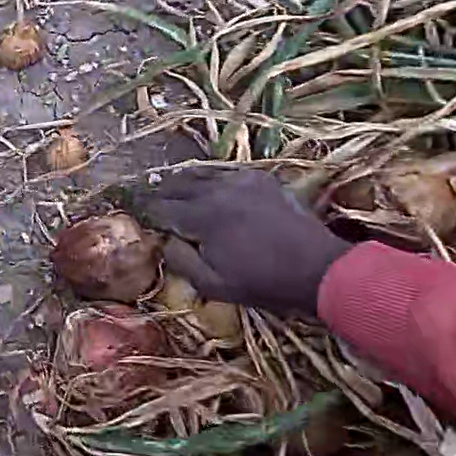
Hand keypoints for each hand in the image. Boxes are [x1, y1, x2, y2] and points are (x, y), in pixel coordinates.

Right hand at [138, 168, 352, 313]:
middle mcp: (215, 191)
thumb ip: (181, 260)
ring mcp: (239, 181)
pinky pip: (224, 171)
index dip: (146, 211)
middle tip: (149, 198)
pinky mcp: (259, 178)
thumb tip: (164, 241)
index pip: (161, 209)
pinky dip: (209, 177)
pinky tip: (207, 185)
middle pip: (176, 185)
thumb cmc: (263, 282)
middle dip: (160, 193)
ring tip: (171, 186)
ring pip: (199, 173)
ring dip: (181, 181)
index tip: (136, 212)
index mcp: (201, 217)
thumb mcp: (214, 285)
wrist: (320, 269)